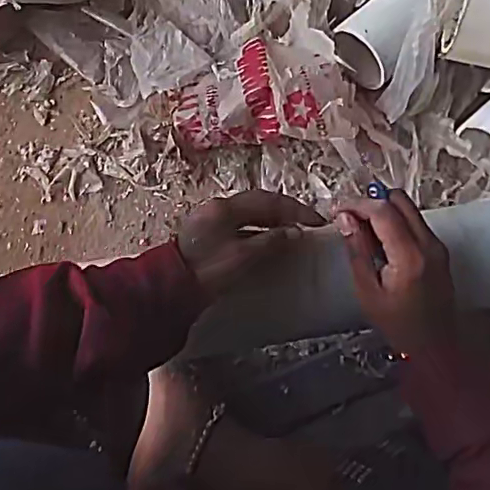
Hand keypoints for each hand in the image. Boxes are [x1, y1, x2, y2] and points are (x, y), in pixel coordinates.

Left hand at [177, 190, 327, 298]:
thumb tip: (294, 232)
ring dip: (273, 220)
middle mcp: (219, 208)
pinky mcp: (208, 235)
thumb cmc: (207, 271)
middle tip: (308, 224)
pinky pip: (242, 224)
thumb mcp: (243, 257)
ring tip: (294, 233)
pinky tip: (270, 242)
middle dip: (286, 212)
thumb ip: (270, 242)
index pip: (269, 201)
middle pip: (259, 203)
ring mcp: (211, 220)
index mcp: (226, 208)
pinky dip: (260, 230)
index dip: (296, 210)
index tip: (317, 222)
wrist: (171, 287)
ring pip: (250, 213)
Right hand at [334, 190, 457, 357]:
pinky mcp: (439, 250)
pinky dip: (394, 220)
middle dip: (371, 200)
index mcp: (410, 256)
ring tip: (359, 227)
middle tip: (348, 214)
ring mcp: (438, 246)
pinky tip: (377, 238)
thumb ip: (357, 250)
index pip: (383, 211)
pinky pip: (414, 221)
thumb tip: (345, 218)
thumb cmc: (398, 324)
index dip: (357, 204)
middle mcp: (429, 245)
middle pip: (399, 200)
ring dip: (382, 209)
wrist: (436, 345)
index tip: (338, 209)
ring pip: (408, 208)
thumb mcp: (368, 290)